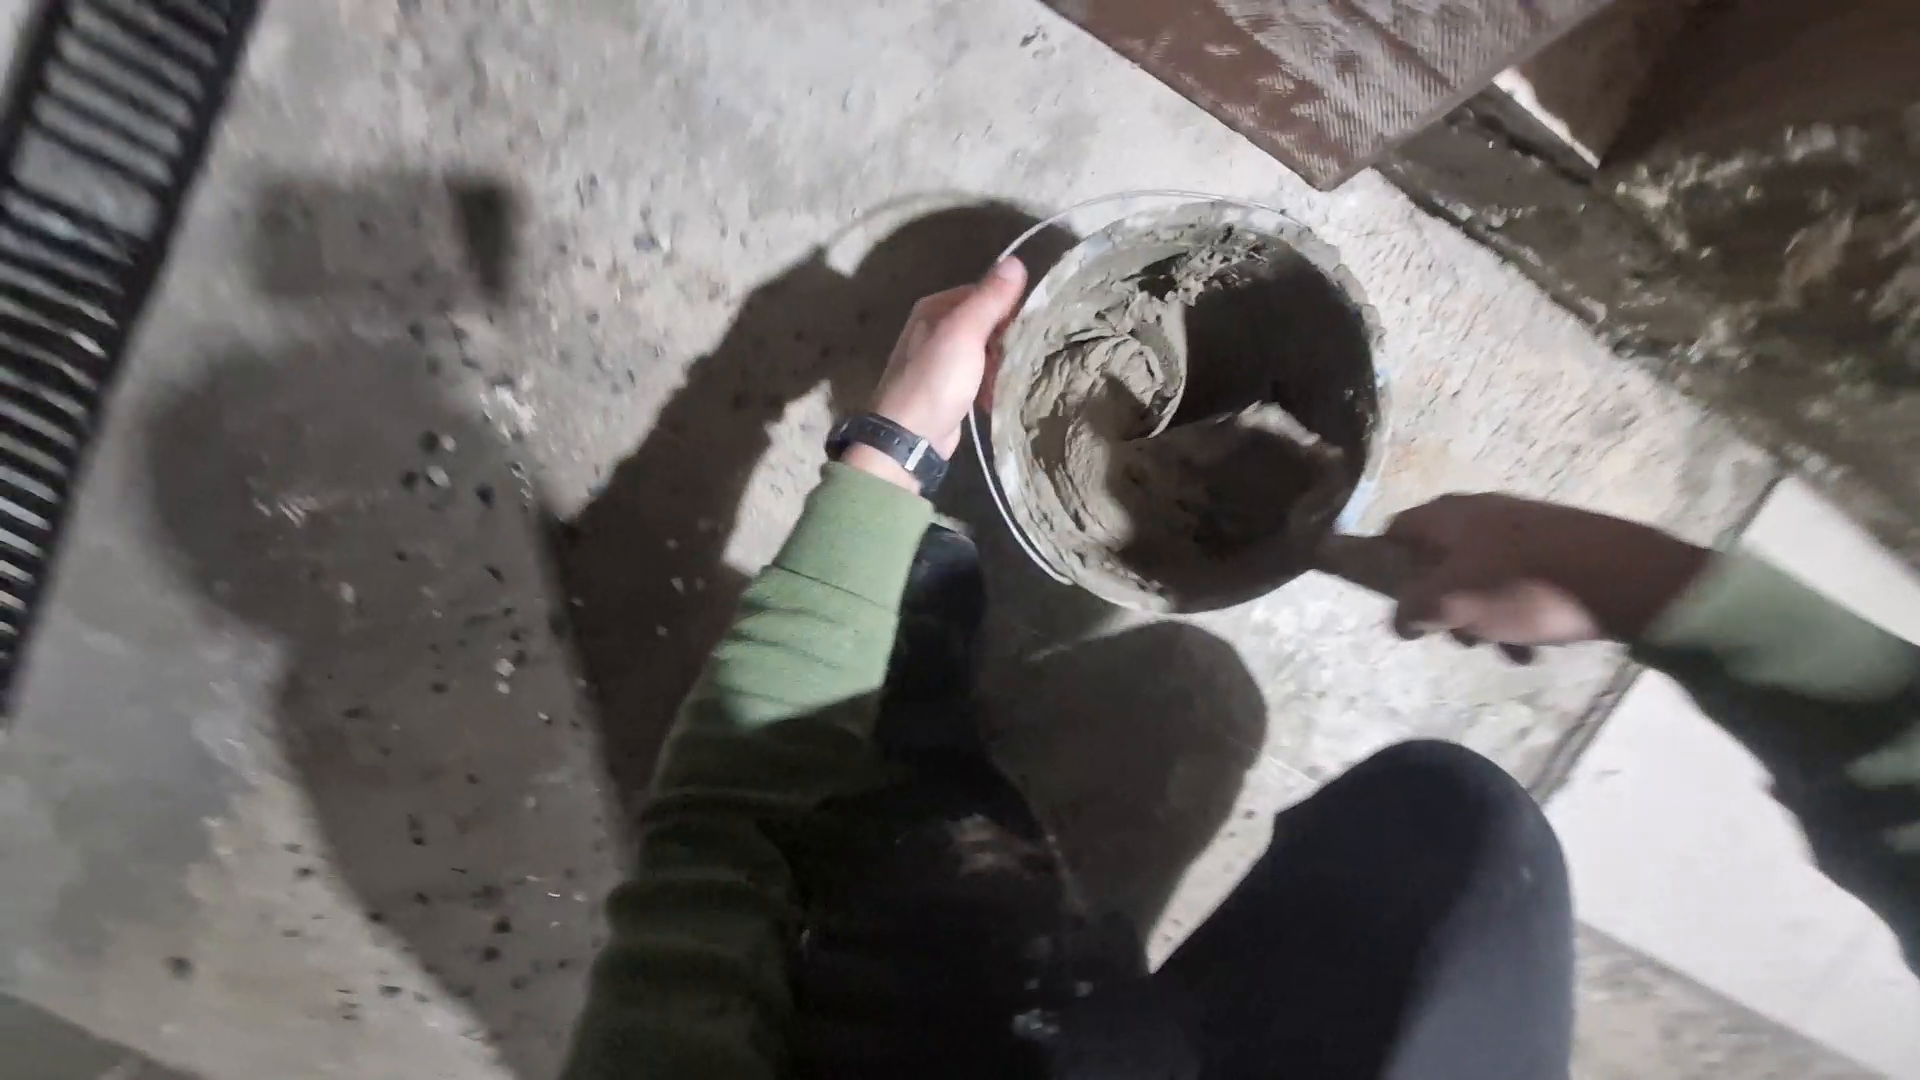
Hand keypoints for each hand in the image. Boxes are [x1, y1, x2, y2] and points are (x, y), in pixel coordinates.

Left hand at [869, 257, 1027, 458]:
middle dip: (1004, 339)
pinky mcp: (945, 389)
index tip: (1028, 324)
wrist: (909, 437)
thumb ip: (989, 298)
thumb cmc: (936, 380)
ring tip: (1013, 377)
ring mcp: (937, 361)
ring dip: (999, 365)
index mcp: (934, 308)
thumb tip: (1015, 260)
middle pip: (983, 323)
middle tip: (1022, 355)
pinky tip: (996, 396)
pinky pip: (975, 378)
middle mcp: (933, 329)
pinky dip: (988, 385)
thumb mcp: (964, 333)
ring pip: (981, 352)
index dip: (1007, 306)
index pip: (982, 293)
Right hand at [1383, 493, 1709, 652]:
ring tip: (1502, 645)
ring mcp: (1522, 521)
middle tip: (1456, 632)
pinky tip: (1534, 639)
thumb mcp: (1449, 604)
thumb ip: (1412, 611)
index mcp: (1443, 515)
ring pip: (1480, 572)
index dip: (1387, 566)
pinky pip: (1520, 575)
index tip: (1397, 601)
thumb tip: (1401, 621)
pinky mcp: (1560, 539)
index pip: (1393, 533)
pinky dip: (1517, 606)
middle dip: (1442, 600)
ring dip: (1482, 610)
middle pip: (1438, 558)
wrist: (1627, 577)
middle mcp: (1477, 509)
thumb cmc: (1519, 586)